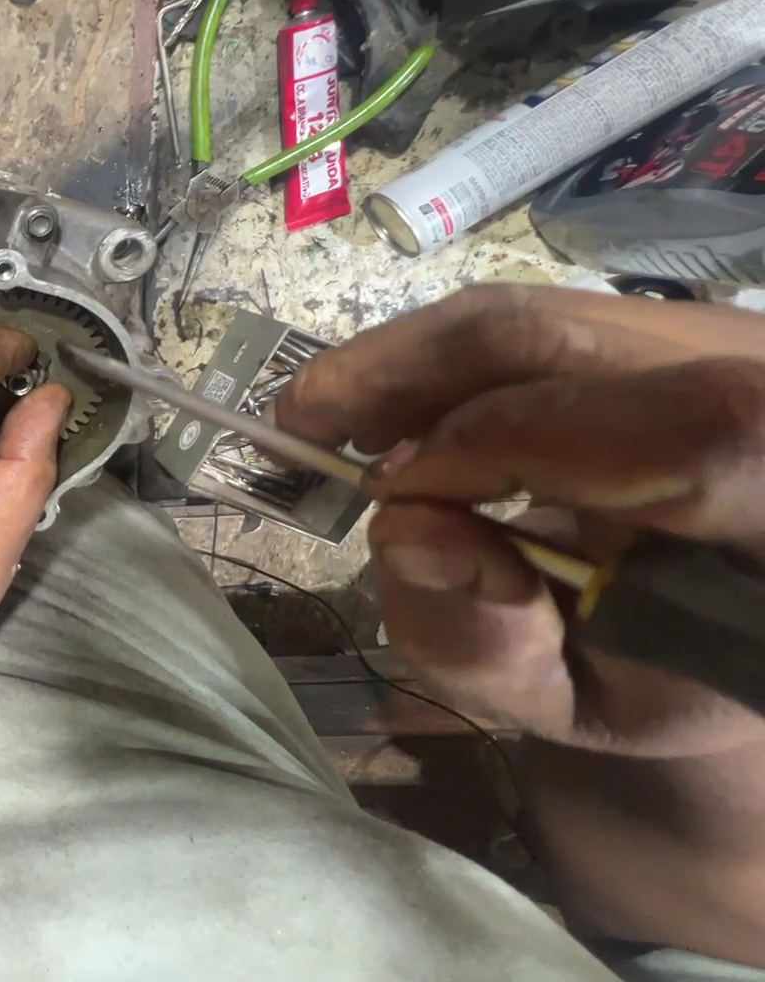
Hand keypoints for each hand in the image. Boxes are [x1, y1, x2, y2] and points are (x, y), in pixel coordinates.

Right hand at [275, 285, 764, 756]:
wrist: (717, 620)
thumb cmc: (653, 680)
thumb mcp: (563, 699)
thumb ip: (481, 640)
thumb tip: (402, 527)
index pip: (685, 431)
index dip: (501, 447)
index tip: (386, 495)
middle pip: (549, 338)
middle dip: (391, 377)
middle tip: (300, 430)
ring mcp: (717, 343)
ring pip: (517, 318)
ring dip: (391, 366)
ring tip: (334, 424)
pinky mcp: (657, 331)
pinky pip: (511, 324)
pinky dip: (419, 364)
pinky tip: (387, 415)